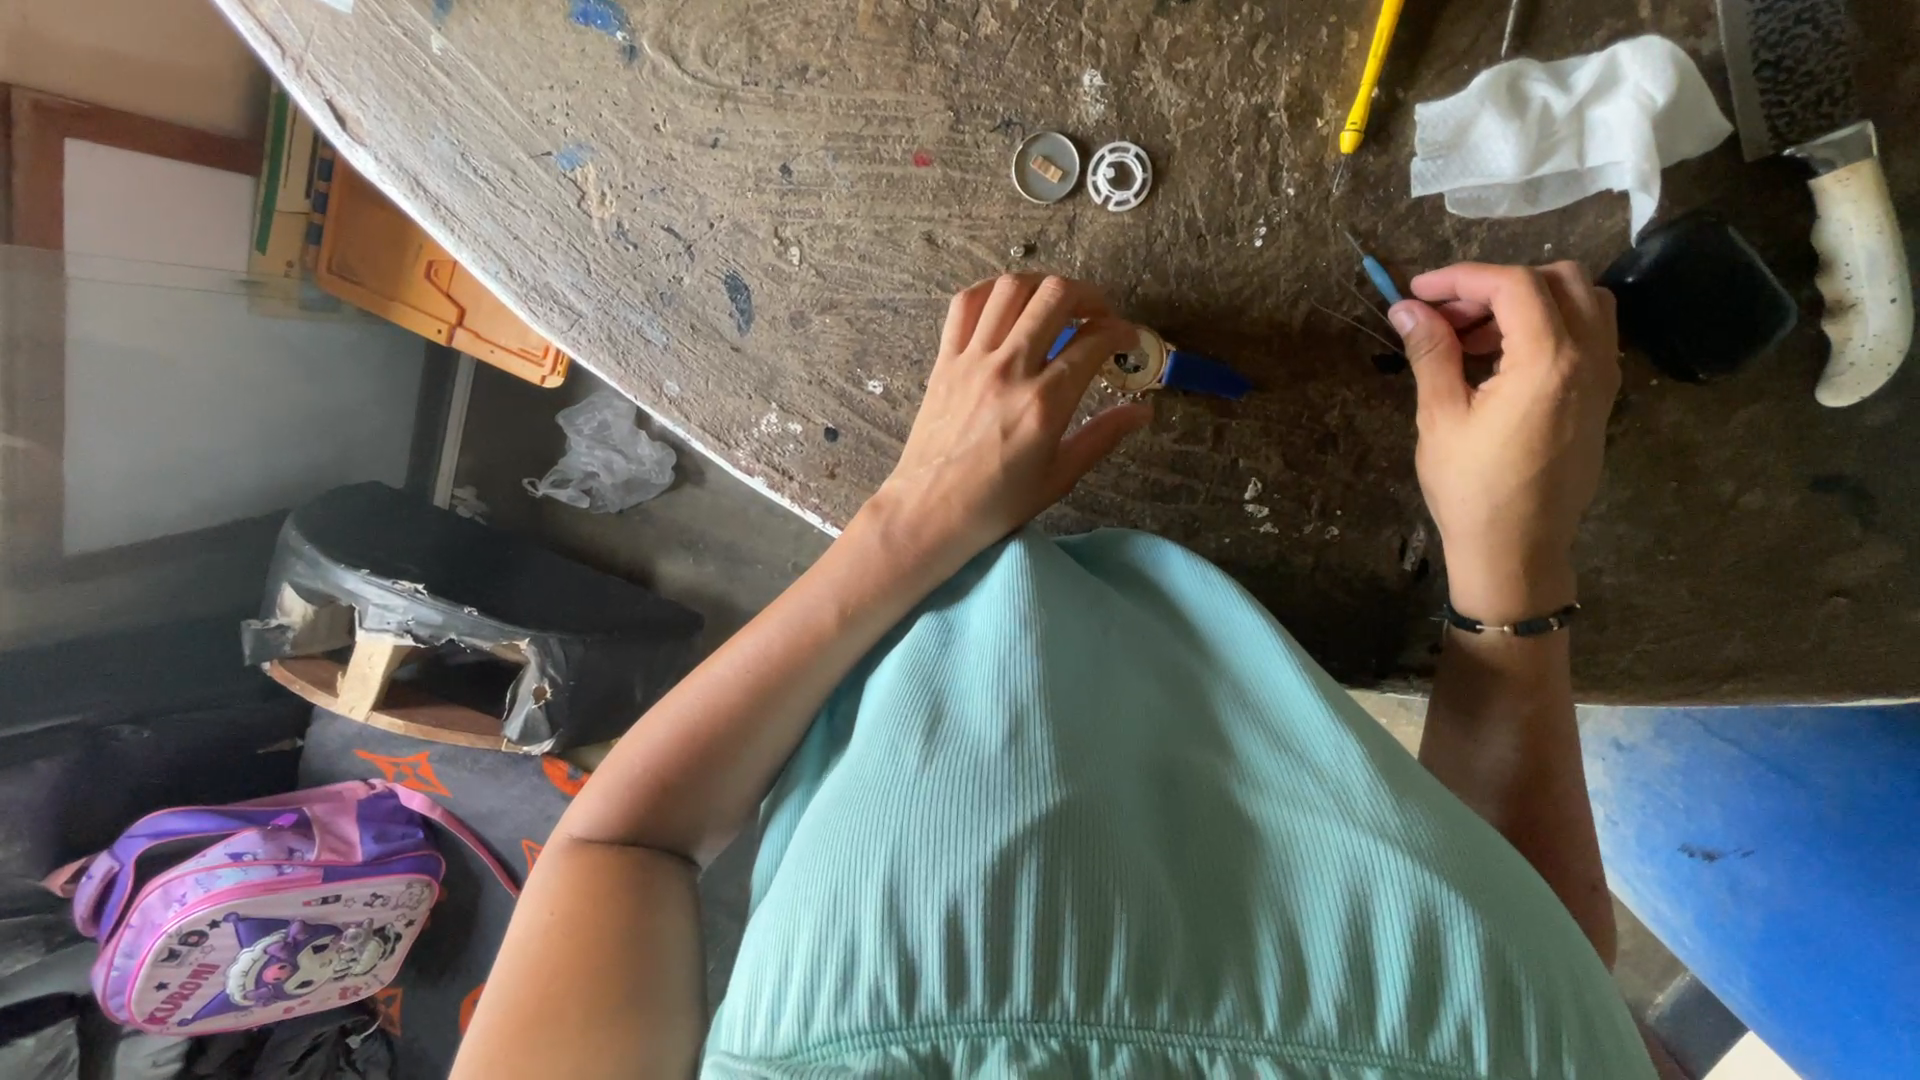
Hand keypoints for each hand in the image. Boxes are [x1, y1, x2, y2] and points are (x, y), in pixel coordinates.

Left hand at [862, 274, 1151, 567]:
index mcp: (1044, 402)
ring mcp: (973, 360)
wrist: (929, 511)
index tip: (1127, 341)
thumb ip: (1103, 436)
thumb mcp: (1060, 477)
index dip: (1121, 332)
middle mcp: (1010, 369)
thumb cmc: (997, 503)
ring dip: (1043, 285)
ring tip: (1057, 304)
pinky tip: (1008, 304)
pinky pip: (966, 304)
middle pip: (1055, 297)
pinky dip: (991, 291)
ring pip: (1011, 288)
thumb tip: (1144, 411)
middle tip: (1099, 315)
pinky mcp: (945, 360)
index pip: (1093, 342)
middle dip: (1089, 296)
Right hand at [1389, 262, 1619, 623]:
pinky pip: (1587, 333)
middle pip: (1557, 279)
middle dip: (1495, 283)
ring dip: (1525, 301)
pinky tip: (1499, 358)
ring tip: (1470, 335)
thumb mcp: (1440, 418)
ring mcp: (1605, 375)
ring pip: (1580, 301)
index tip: (1417, 291)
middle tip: (1444, 313)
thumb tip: (1407, 309)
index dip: (1461, 277)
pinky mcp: (1602, 394)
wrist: (1517, 548)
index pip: (1514, 284)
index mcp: (1549, 360)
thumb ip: (1431, 353)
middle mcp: (1591, 356)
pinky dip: (1545, 325)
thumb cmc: (1470, 488)